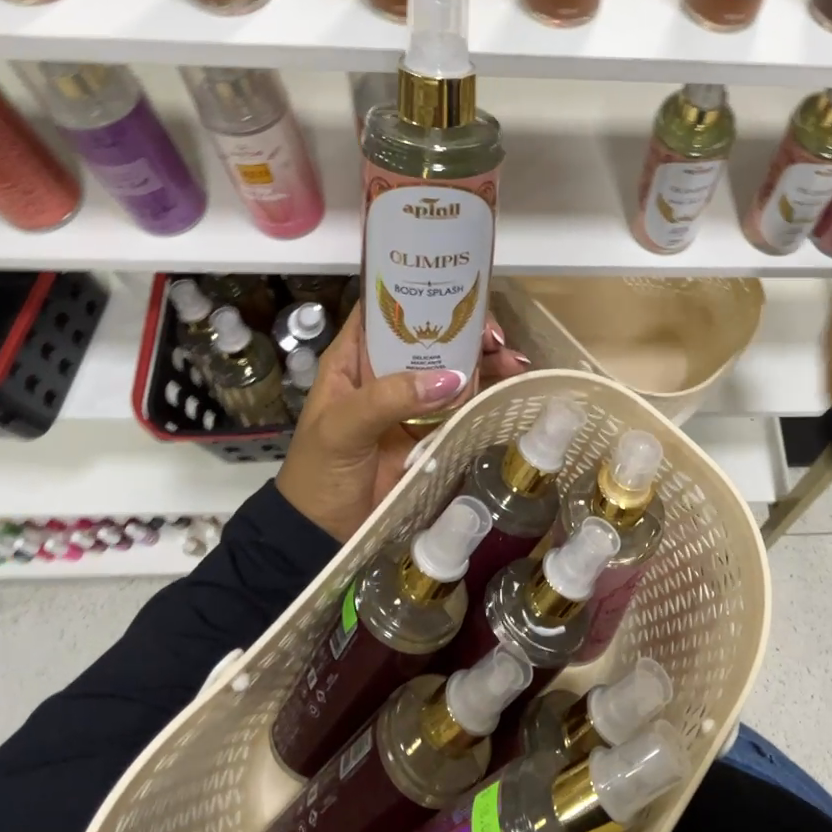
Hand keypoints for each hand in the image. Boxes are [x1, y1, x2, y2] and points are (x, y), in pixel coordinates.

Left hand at [276, 311, 530, 541]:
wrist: (321, 538)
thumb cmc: (318, 474)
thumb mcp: (341, 428)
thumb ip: (388, 398)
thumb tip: (451, 378)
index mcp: (355, 360)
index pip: (387, 311)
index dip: (419, 295)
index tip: (456, 293)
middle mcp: (386, 373)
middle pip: (432, 335)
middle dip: (466, 329)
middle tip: (495, 337)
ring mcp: (412, 403)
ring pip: (455, 367)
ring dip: (485, 359)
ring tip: (512, 361)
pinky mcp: (433, 431)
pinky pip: (465, 403)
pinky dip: (489, 392)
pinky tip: (511, 385)